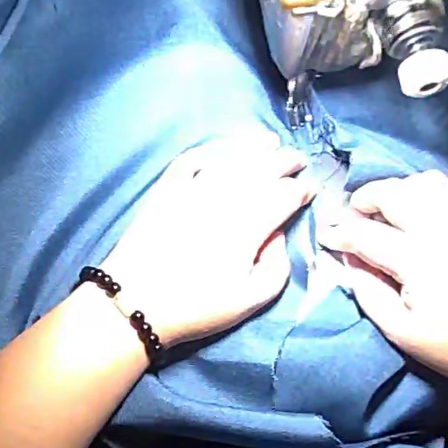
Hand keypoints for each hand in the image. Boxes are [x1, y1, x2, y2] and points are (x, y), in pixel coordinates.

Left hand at [98, 133, 315, 345]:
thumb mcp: (252, 299)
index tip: (311, 189)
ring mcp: (194, 187)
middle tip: (299, 159)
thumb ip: (278, 266)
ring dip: (254, 147)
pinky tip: (222, 151)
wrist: (135, 302)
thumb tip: (278, 234)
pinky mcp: (167, 188)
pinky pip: (193, 158)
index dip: (302, 189)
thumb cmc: (198, 306)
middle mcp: (226, 196)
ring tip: (270, 142)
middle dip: (286, 161)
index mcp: (251, 223)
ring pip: (232, 157)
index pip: (286, 195)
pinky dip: (212, 150)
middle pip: (263, 168)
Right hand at [318, 170, 447, 400]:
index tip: (325, 236)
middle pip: (395, 193)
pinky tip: (425, 211)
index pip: (367, 234)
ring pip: (427, 182)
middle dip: (364, 199)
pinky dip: (433, 193)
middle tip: (351, 216)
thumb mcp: (401, 332)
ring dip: (399, 190)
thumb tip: (347, 259)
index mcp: (420, 261)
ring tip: (386, 209)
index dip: (339, 233)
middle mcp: (446, 231)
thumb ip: (368, 290)